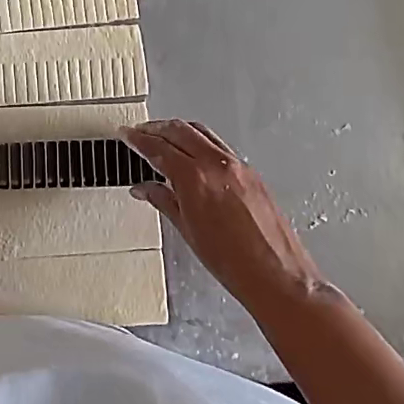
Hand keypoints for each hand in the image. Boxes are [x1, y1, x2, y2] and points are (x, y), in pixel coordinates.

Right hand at [120, 119, 331, 312]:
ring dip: (178, 130)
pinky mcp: (251, 172)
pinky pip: (219, 145)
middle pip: (179, 130)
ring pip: (201, 132)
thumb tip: (145, 188)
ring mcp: (237, 165)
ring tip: (163, 137)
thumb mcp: (188, 231)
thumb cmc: (235, 263)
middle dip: (155, 128)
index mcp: (195, 178)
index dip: (138, 139)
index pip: (159, 148)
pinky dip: (200, 141)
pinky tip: (192, 154)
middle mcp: (217, 164)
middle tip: (140, 131)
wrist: (276, 276)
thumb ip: (164, 200)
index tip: (127, 135)